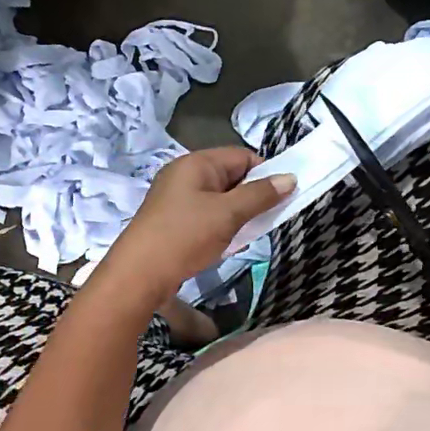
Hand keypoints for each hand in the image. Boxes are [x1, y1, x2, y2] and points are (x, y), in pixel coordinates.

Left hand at [98, 148, 294, 302]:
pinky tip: (225, 246)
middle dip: (251, 197)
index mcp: (196, 163)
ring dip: (236, 215)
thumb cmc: (185, 236)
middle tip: (265, 220)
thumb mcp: (228, 214)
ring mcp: (175, 198)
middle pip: (230, 177)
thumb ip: (260, 195)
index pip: (241, 156)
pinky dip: (220, 227)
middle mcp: (184, 174)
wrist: (139, 274)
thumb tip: (290, 177)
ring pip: (219, 199)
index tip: (281, 197)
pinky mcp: (172, 220)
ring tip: (244, 236)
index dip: (265, 173)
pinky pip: (205, 216)